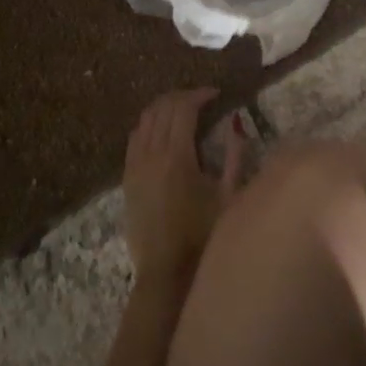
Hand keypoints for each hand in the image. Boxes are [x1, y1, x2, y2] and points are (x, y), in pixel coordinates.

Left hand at [121, 88, 241, 288]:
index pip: (183, 108)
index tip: (217, 94)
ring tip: (184, 109)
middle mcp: (151, 154)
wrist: (167, 272)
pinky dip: (149, 125)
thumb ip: (235, 155)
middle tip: (202, 98)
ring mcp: (135, 166)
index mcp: (176, 156)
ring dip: (164, 107)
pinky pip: (134, 138)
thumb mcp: (229, 195)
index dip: (200, 94)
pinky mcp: (127, 178)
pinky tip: (163, 132)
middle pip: (162, 107)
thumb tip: (237, 124)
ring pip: (144, 119)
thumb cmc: (204, 236)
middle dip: (182, 96)